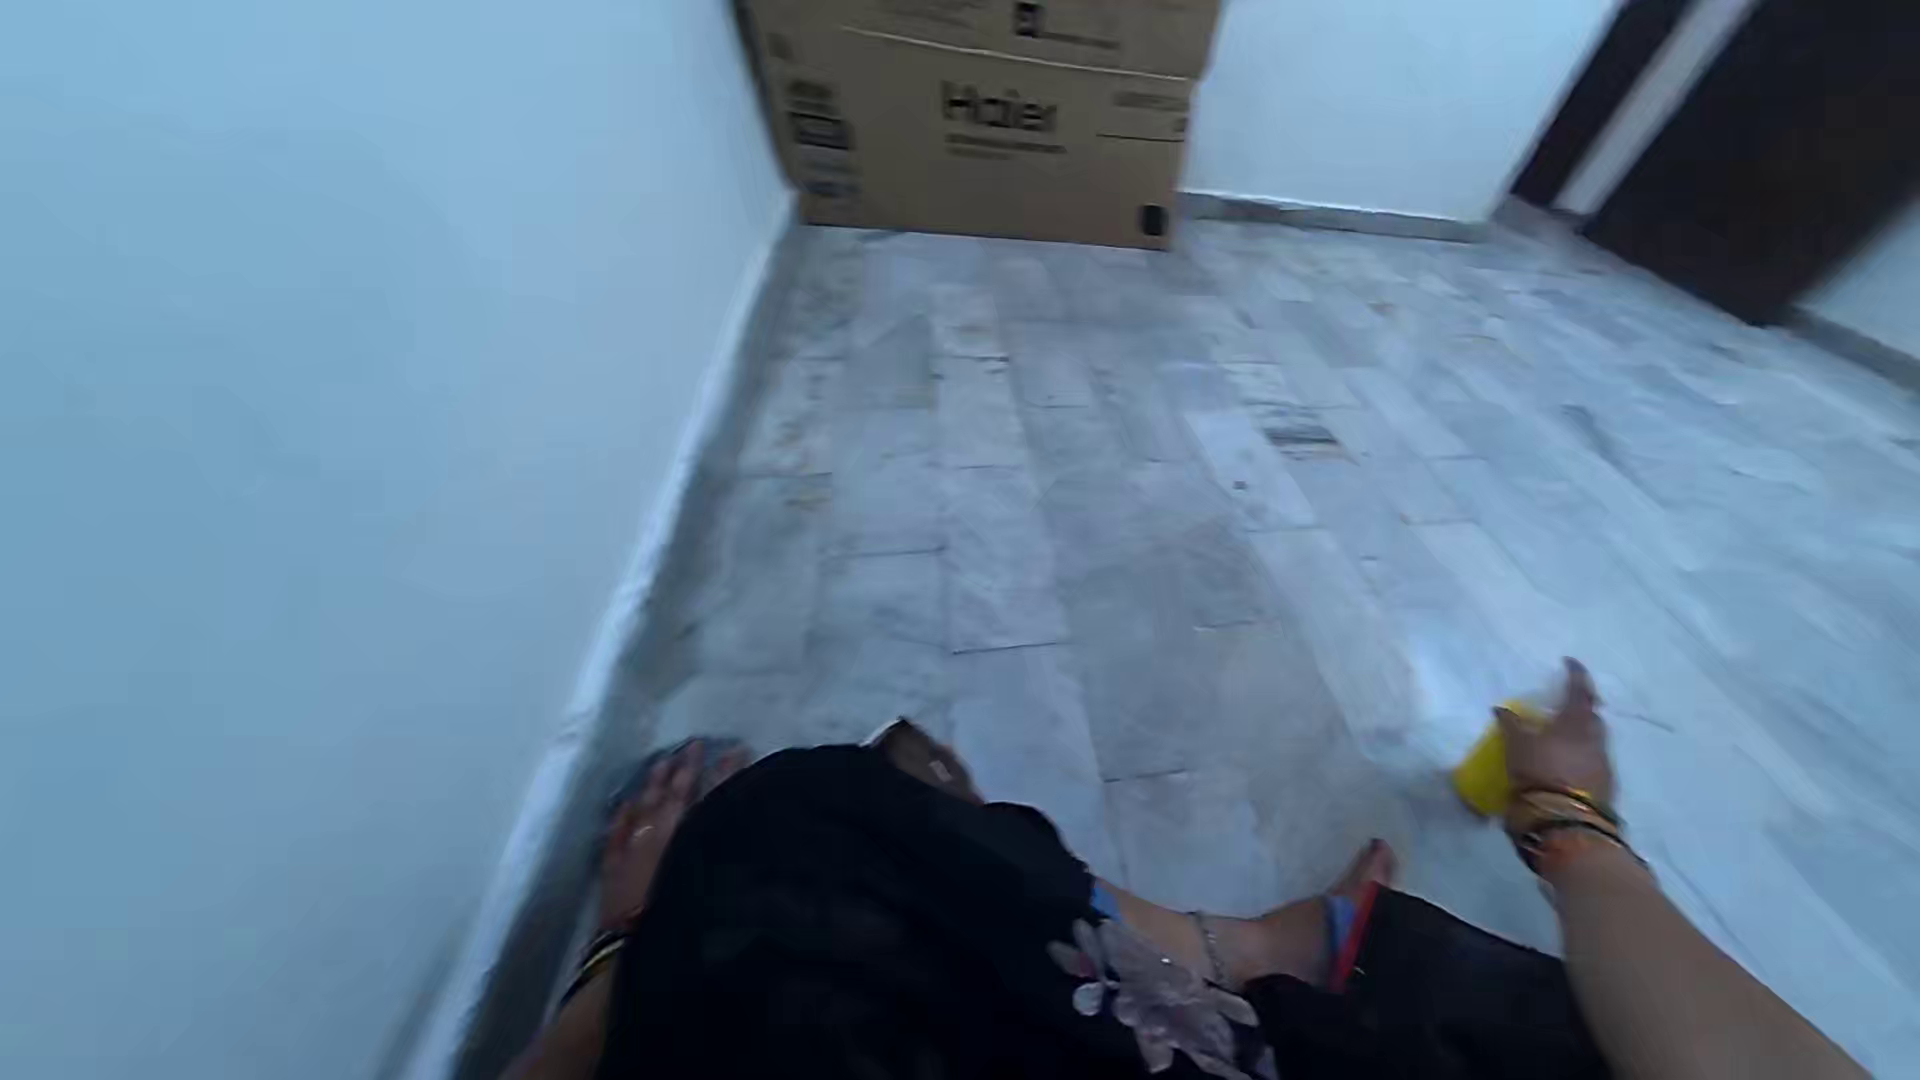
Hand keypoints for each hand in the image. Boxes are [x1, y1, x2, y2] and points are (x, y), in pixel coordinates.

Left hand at [598, 740, 745, 931]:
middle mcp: (660, 833)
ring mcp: (633, 848)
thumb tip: (742, 818)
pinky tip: (626, 802)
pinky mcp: (614, 867)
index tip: (737, 750)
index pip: (711, 794)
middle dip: (687, 767)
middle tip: (694, 744)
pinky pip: (617, 832)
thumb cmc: (679, 911)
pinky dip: (623, 815)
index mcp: (687, 834)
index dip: (725, 771)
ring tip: (662, 761)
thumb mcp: (710, 874)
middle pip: (675, 793)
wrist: (632, 951)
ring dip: (654, 783)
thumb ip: (726, 845)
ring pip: (645, 805)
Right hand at [1497, 658, 1613, 805]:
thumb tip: (1503, 709)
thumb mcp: (1516, 744)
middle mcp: (1595, 740)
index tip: (1571, 662)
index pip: (1580, 694)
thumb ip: (1511, 724)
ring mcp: (1602, 762)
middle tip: (1564, 699)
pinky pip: (1590, 754)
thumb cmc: (1539, 769)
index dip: (1577, 676)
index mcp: (1576, 725)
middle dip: (1580, 705)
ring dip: (1578, 728)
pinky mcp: (1601, 780)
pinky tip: (1562, 754)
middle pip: (1591, 716)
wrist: (1564, 817)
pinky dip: (1577, 748)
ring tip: (1558, 728)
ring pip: (1592, 737)